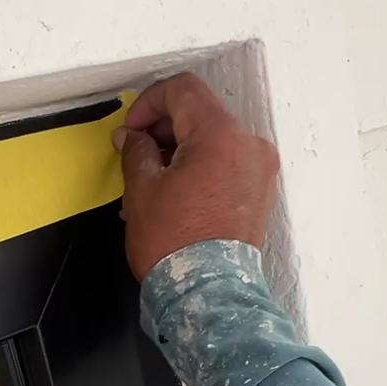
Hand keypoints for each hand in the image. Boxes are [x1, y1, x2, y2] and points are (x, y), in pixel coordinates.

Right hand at [112, 73, 280, 281]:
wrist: (204, 294)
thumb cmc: (173, 244)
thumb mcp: (141, 191)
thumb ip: (135, 151)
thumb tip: (131, 137)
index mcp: (219, 135)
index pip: (183, 91)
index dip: (148, 103)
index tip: (129, 129)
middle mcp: (248, 145)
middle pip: (199, 116)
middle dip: (160, 132)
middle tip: (132, 157)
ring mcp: (258, 171)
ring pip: (210, 144)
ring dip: (175, 156)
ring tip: (145, 188)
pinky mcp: (258, 195)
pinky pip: (223, 168)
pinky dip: (196, 172)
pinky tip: (169, 199)